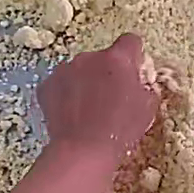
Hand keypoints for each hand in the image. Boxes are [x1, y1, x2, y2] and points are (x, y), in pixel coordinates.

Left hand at [38, 34, 158, 158]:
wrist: (82, 151)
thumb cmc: (120, 131)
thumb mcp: (147, 109)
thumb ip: (146, 86)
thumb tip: (140, 81)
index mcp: (118, 59)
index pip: (130, 41)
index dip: (134, 55)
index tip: (133, 70)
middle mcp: (89, 58)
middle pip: (103, 57)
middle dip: (107, 72)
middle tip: (110, 98)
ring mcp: (64, 70)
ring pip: (80, 70)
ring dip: (86, 82)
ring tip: (89, 109)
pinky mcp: (46, 85)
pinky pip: (61, 84)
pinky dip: (66, 94)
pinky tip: (72, 114)